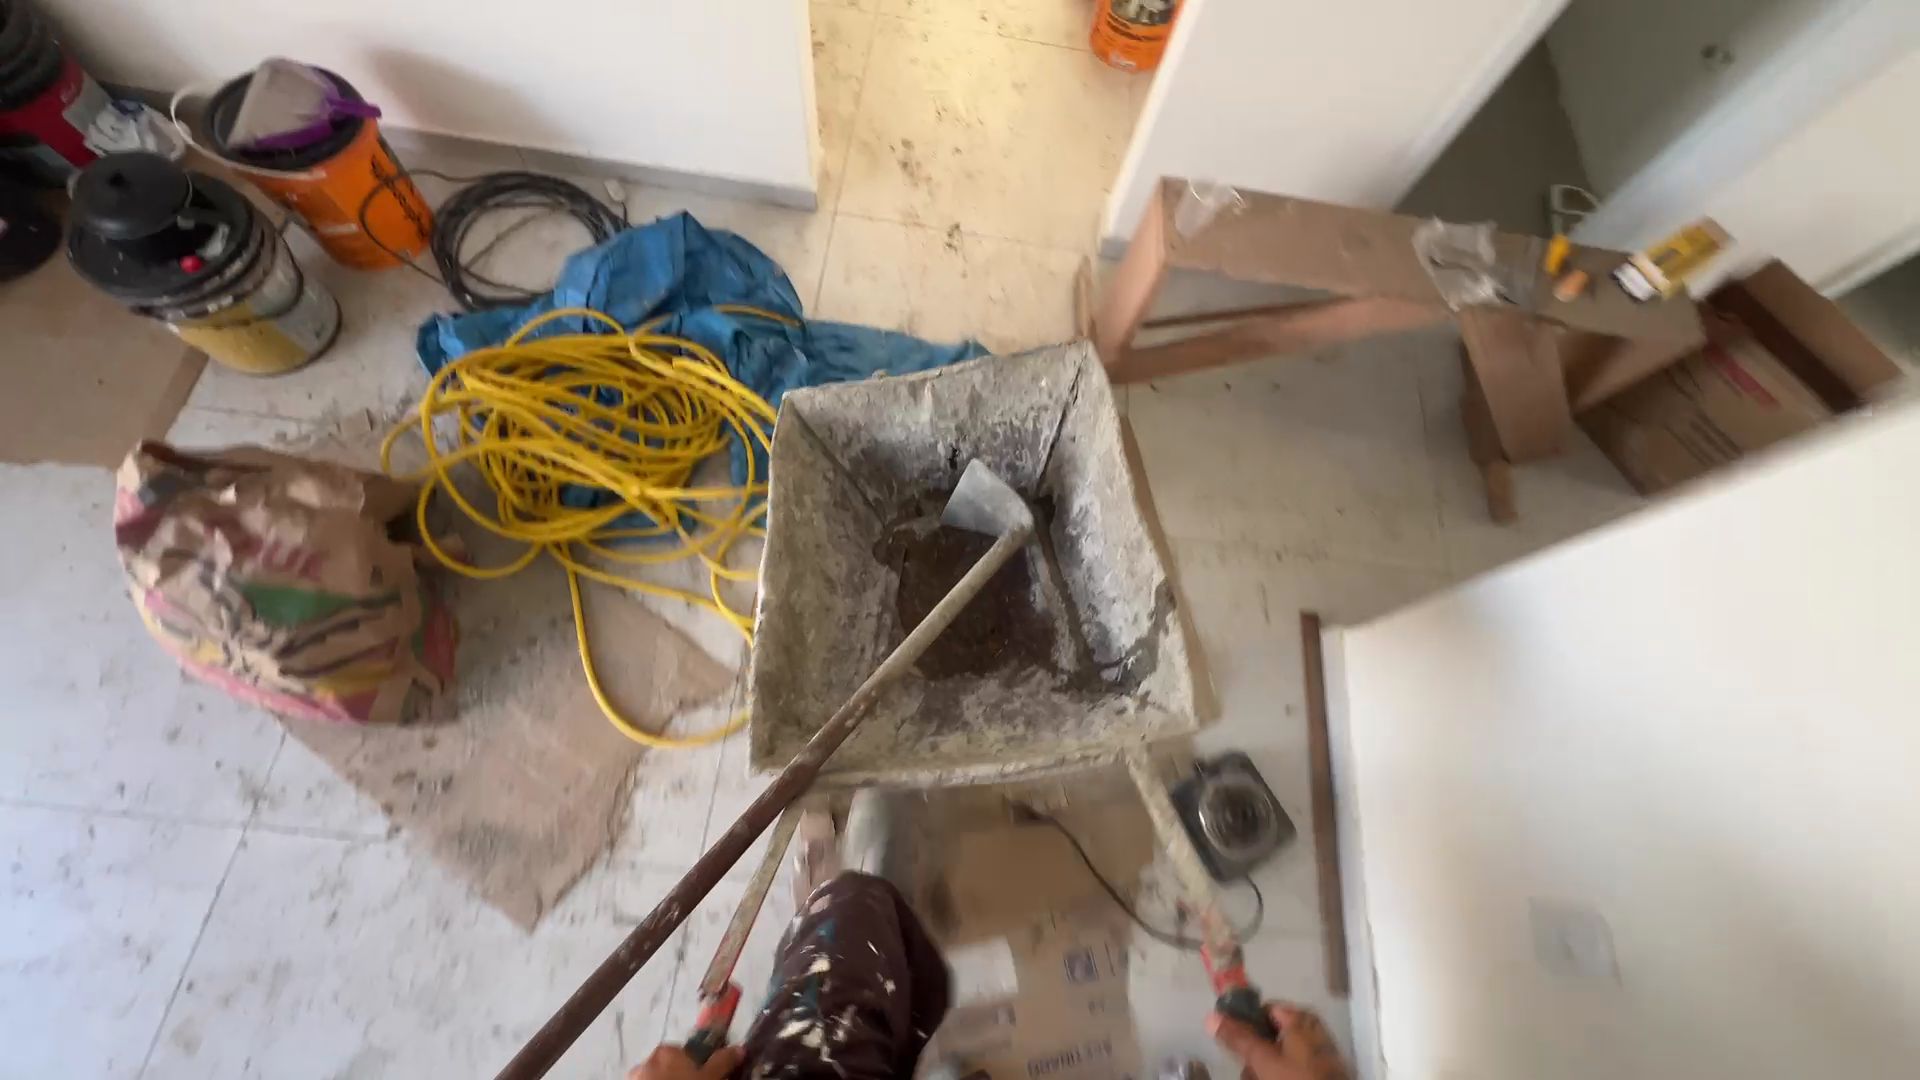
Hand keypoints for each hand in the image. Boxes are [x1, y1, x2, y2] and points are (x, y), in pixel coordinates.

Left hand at [625, 1044, 743, 1079]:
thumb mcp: (709, 1078)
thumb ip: (723, 1061)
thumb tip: (740, 1048)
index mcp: (667, 1050)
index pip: (683, 1053)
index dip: (694, 1066)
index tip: (700, 1077)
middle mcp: (646, 1060)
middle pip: (667, 1066)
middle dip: (677, 1074)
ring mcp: (633, 1079)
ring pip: (653, 1078)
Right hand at [1208, 1002, 1348, 1079]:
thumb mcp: (1263, 1058)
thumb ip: (1238, 1037)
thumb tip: (1210, 1016)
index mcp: (1301, 1017)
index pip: (1264, 1010)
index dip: (1248, 1026)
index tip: (1238, 1047)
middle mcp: (1313, 1030)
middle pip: (1272, 1035)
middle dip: (1255, 1055)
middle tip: (1246, 1073)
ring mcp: (1321, 1055)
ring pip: (1282, 1056)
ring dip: (1265, 1069)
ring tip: (1254, 1078)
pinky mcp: (1325, 1074)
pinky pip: (1296, 1068)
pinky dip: (1282, 1074)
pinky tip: (1270, 1079)